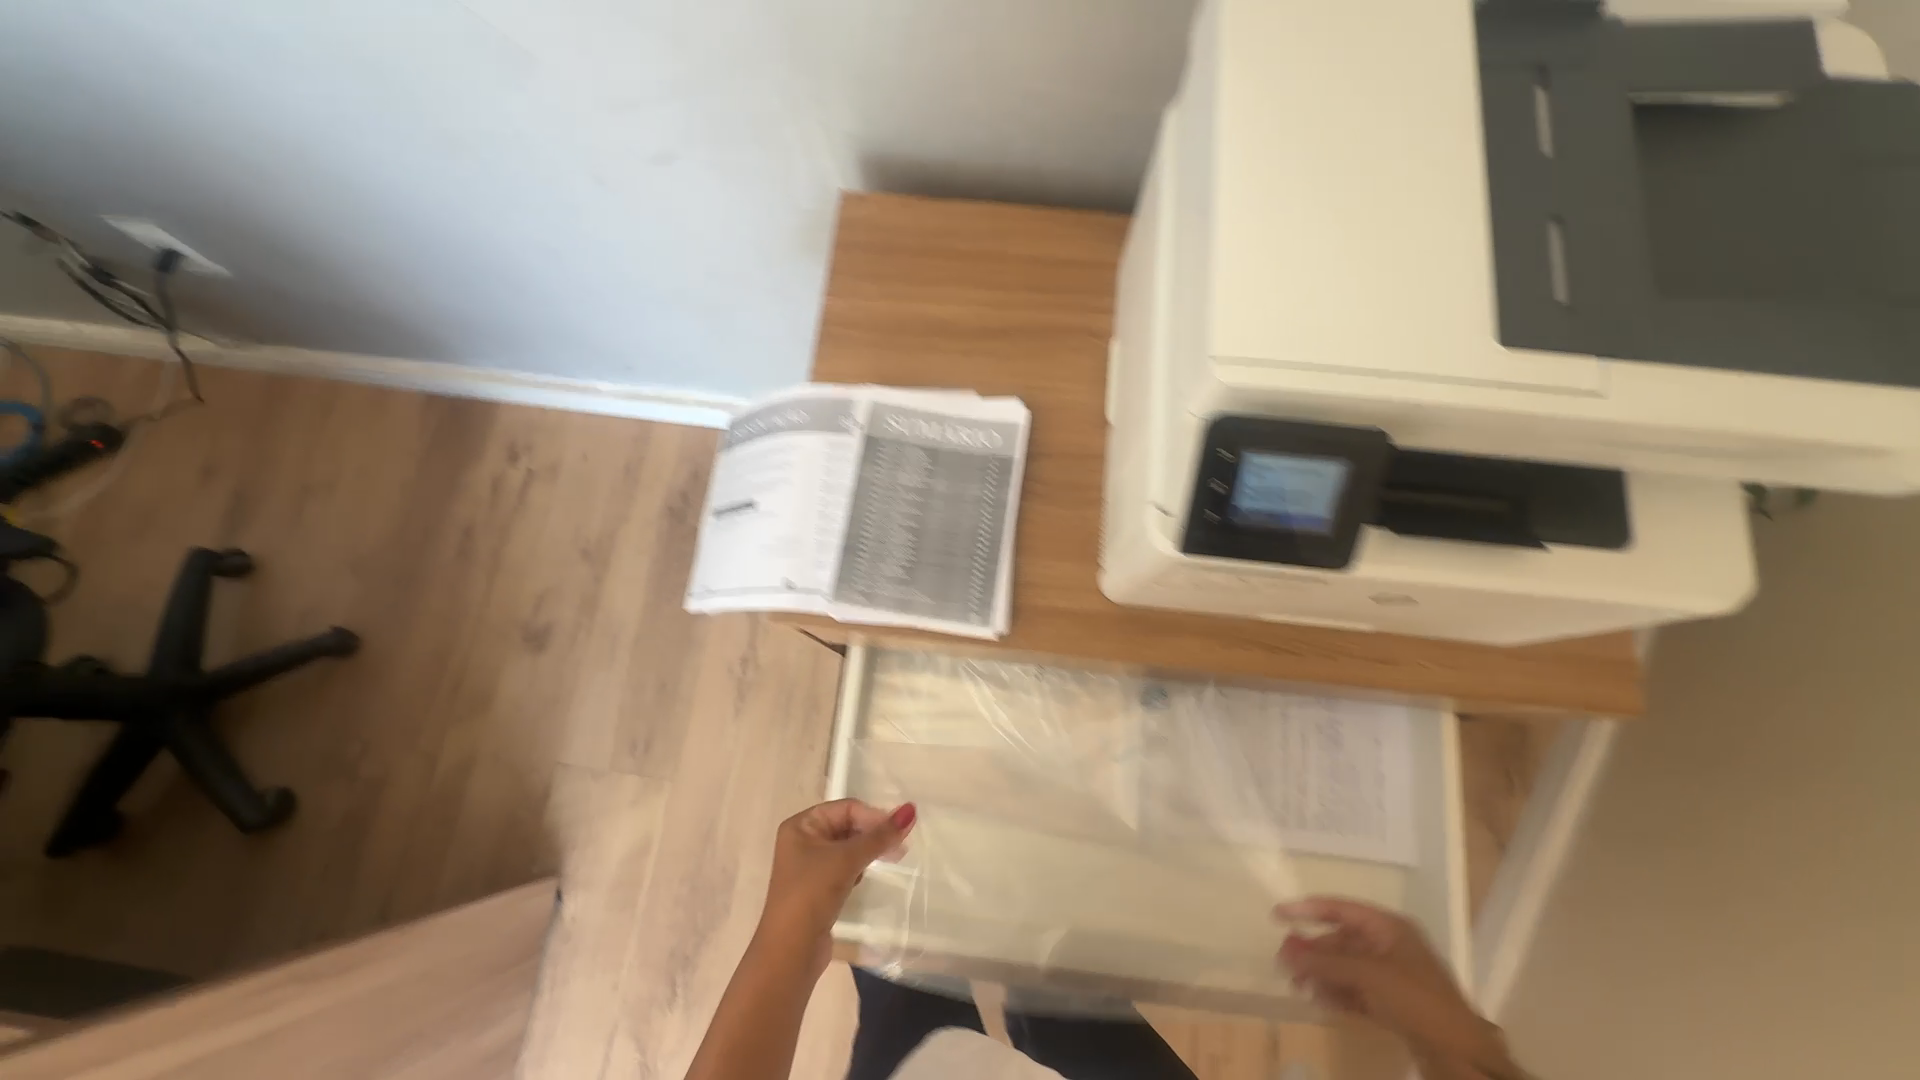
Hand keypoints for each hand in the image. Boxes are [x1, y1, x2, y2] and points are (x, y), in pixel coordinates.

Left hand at [754, 799, 915, 973]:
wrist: (790, 951)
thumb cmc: (812, 894)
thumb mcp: (847, 860)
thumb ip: (880, 836)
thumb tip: (911, 810)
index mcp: (801, 825)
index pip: (845, 808)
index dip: (873, 816)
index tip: (899, 832)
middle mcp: (802, 840)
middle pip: (847, 825)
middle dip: (873, 833)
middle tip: (901, 846)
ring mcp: (809, 865)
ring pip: (847, 847)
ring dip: (868, 850)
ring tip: (891, 858)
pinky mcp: (817, 887)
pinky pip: (844, 866)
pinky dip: (858, 867)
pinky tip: (866, 877)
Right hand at [1276, 898, 1513, 1075]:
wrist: (1459, 1054)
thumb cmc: (1416, 1000)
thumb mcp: (1367, 974)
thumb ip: (1325, 962)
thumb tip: (1288, 953)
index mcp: (1388, 927)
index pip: (1339, 909)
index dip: (1306, 910)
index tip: (1277, 916)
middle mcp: (1389, 946)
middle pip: (1340, 940)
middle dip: (1313, 951)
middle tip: (1284, 963)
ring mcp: (1392, 976)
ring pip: (1346, 967)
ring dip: (1322, 974)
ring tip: (1300, 987)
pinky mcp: (1393, 1003)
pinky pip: (1356, 990)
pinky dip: (1337, 993)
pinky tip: (1321, 1001)